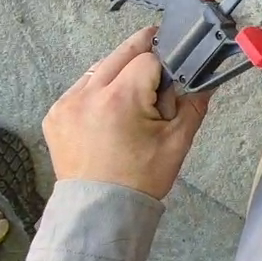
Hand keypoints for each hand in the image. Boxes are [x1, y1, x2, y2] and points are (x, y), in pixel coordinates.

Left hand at [43, 26, 209, 200]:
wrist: (102, 209)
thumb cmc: (142, 177)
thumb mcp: (178, 140)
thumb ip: (193, 103)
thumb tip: (206, 80)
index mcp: (120, 99)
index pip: (148, 59)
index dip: (166, 65)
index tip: (175, 73)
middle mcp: (88, 95)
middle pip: (120, 53)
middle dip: (143, 51)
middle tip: (161, 53)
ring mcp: (66, 104)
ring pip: (99, 68)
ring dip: (120, 70)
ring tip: (136, 91)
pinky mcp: (55, 115)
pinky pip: (81, 88)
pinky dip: (99, 89)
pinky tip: (112, 107)